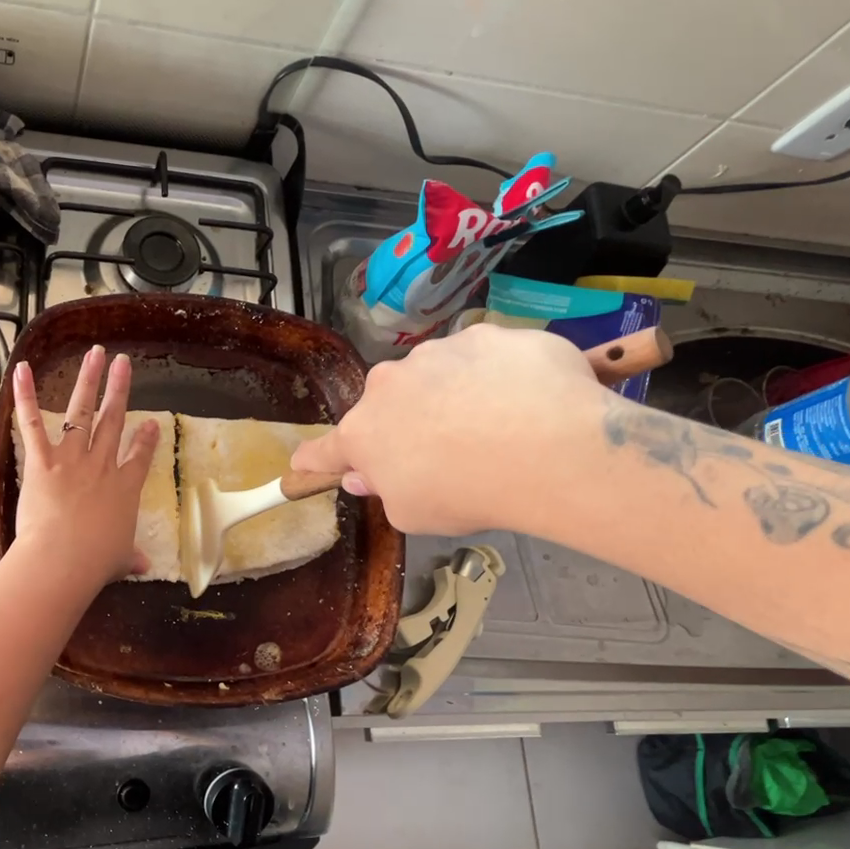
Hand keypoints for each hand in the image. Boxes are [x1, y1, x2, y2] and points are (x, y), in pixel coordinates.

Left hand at [11, 346, 160, 584]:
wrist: (66, 558)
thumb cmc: (95, 562)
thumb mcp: (119, 560)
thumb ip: (130, 557)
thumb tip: (142, 566)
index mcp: (124, 490)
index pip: (139, 460)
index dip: (146, 441)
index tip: (152, 423)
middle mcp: (101, 467)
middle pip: (113, 422)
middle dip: (119, 390)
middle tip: (123, 364)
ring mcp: (72, 460)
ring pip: (82, 413)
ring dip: (88, 381)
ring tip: (95, 355)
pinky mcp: (42, 461)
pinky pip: (32, 424)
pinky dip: (25, 396)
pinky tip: (21, 370)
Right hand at [291, 324, 611, 535]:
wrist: (546, 449)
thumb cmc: (465, 493)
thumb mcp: (413, 514)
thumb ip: (385, 492)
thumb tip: (366, 476)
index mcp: (363, 432)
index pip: (325, 450)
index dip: (314, 459)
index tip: (302, 463)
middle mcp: (389, 383)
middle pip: (388, 404)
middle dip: (406, 421)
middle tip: (443, 451)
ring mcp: (438, 351)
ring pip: (437, 374)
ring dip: (452, 393)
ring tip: (496, 423)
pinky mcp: (489, 334)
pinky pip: (486, 357)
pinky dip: (498, 375)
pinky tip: (526, 400)